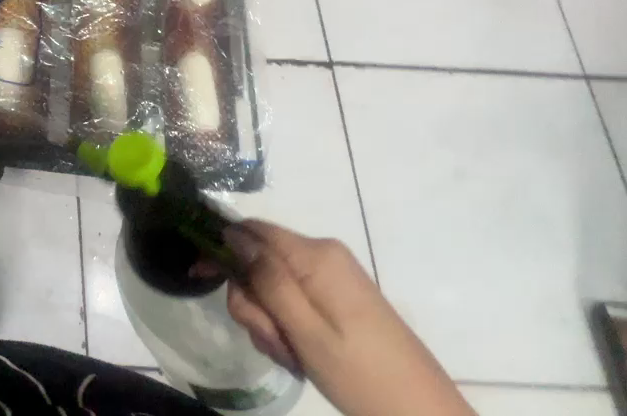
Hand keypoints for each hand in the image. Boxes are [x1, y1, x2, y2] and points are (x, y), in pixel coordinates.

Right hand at [223, 220, 472, 415]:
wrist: (426, 414)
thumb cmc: (361, 375)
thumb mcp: (306, 331)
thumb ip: (267, 279)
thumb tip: (231, 232)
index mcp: (315, 256)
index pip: (250, 229)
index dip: (220, 247)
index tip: (200, 278)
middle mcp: (322, 254)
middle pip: (259, 259)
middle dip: (253, 301)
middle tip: (271, 342)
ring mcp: (333, 275)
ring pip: (273, 281)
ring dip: (269, 318)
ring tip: (289, 354)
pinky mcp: (340, 295)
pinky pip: (294, 295)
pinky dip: (287, 322)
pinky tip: (298, 352)